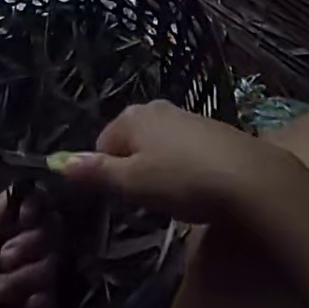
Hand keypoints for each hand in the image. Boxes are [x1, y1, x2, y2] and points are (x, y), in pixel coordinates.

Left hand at [0, 190, 56, 307]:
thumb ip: (3, 205)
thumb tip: (35, 184)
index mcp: (1, 229)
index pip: (37, 207)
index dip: (36, 212)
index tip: (26, 219)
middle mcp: (20, 251)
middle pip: (49, 234)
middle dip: (24, 250)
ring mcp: (30, 283)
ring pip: (51, 267)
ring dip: (21, 282)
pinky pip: (51, 300)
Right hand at [49, 100, 308, 223]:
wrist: (249, 177)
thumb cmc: (182, 180)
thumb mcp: (133, 184)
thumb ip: (97, 173)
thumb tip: (60, 163)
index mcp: (131, 117)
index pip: (101, 146)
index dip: (109, 175)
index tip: (126, 198)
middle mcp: (155, 108)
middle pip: (130, 143)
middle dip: (135, 170)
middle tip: (151, 199)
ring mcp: (185, 116)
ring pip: (158, 146)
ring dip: (160, 169)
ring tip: (177, 196)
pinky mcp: (211, 129)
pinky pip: (184, 149)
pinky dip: (185, 167)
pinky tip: (199, 187)